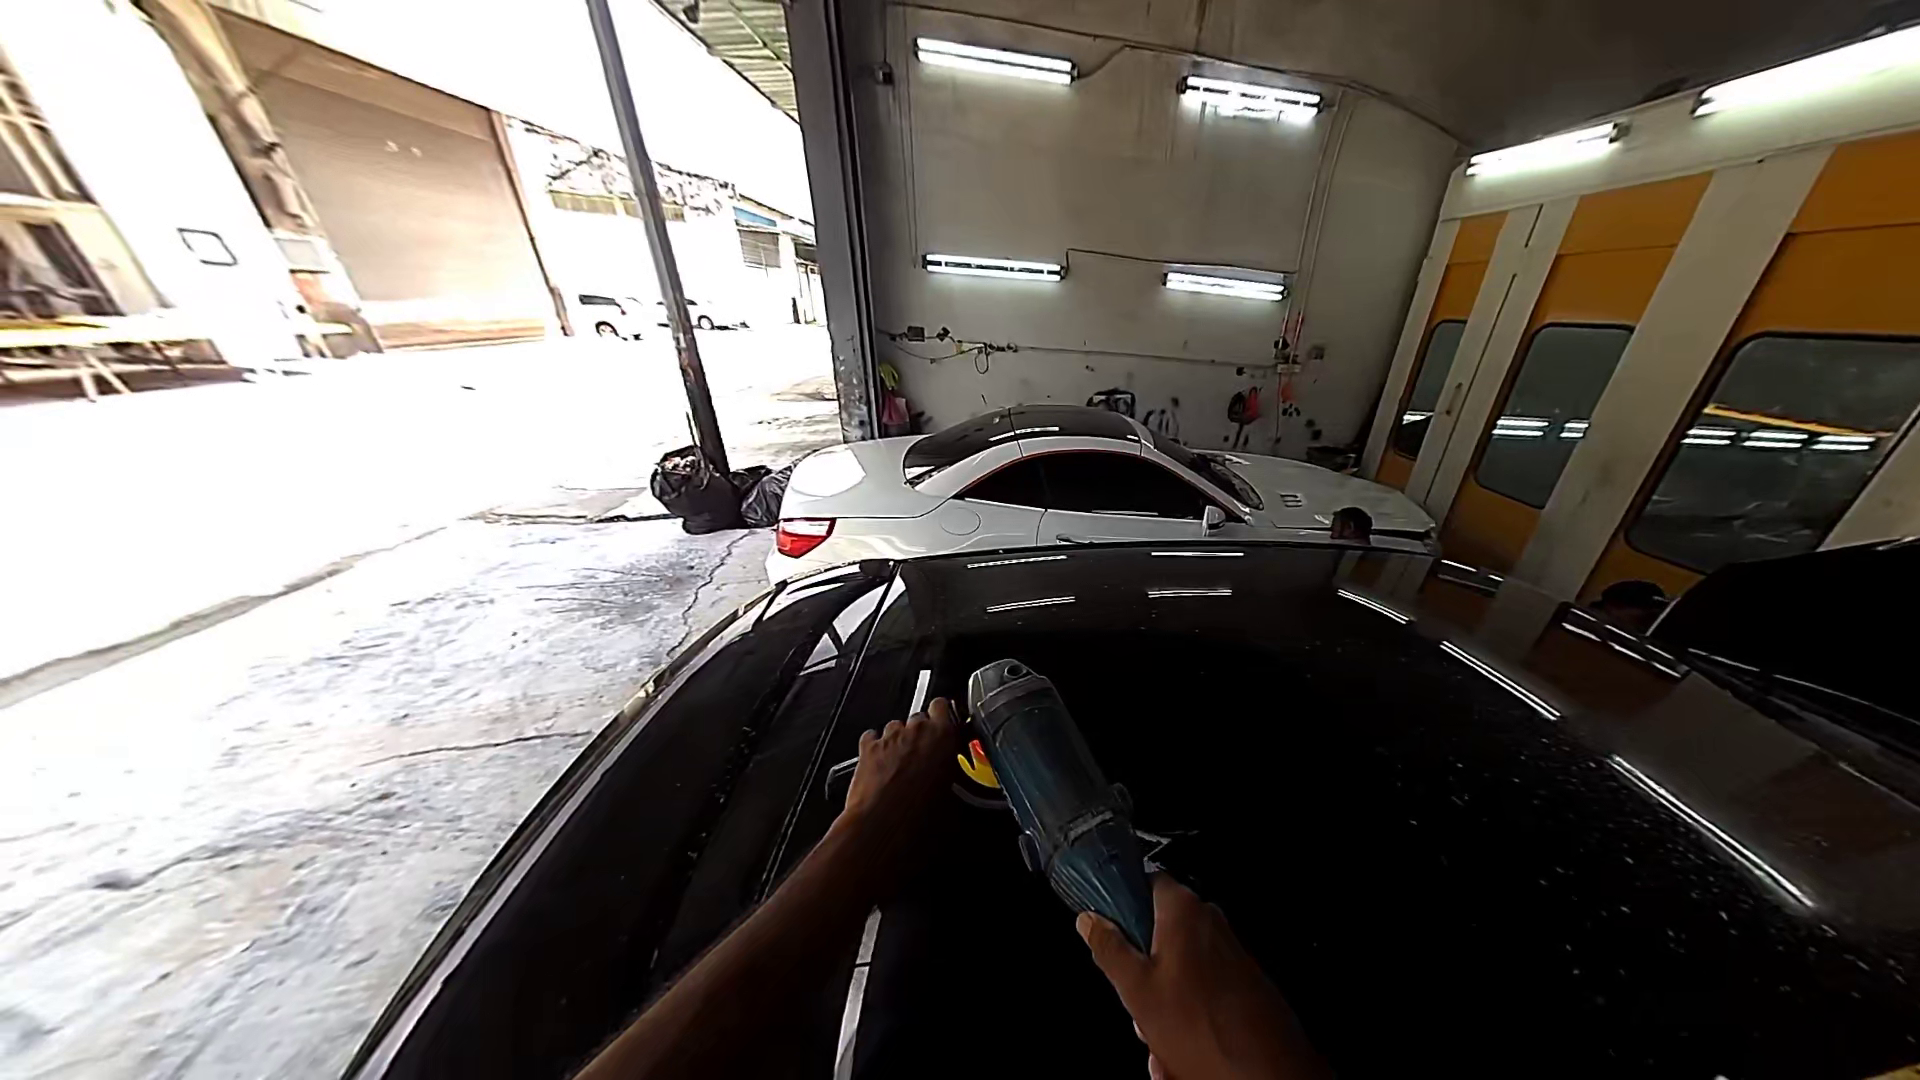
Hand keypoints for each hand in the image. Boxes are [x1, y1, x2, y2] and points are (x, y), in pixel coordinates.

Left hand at [841, 697, 959, 832]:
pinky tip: (880, 766)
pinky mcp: (867, 747)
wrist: (882, 830)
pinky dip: (876, 747)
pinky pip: (872, 737)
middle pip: (919, 718)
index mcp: (943, 736)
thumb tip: (960, 795)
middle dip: (922, 733)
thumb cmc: (919, 819)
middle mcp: (916, 730)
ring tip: (902, 766)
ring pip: (896, 726)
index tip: (945, 729)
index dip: (942, 716)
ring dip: (900, 741)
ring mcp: (890, 737)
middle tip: (925, 757)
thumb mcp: (955, 804)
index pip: (943, 705)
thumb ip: (959, 784)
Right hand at [1078, 875, 1327, 1079]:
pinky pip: (1204, 988)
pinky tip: (1183, 1049)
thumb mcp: (1137, 988)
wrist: (1273, 1077)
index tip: (1107, 928)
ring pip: (1180, 967)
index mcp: (1182, 907)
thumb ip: (1108, 946)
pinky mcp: (1246, 983)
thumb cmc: (1205, 1028)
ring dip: (1164, 1000)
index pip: (1143, 880)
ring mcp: (1231, 951)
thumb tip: (1089, 921)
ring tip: (1160, 1043)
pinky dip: (1190, 1012)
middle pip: (1159, 931)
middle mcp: (1210, 920)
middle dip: (1143, 970)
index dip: (1121, 904)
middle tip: (1136, 1004)